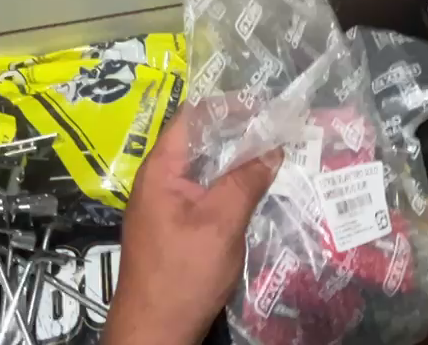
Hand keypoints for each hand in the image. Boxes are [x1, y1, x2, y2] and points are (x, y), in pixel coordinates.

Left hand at [103, 110, 279, 344]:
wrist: (153, 336)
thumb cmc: (182, 274)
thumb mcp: (221, 223)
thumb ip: (247, 181)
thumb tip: (273, 149)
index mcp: (161, 168)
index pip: (194, 116)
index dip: (228, 105)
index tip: (263, 106)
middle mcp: (158, 178)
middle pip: (200, 140)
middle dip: (237, 132)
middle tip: (275, 128)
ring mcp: (164, 203)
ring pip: (204, 167)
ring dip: (235, 159)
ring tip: (271, 152)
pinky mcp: (173, 225)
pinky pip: (203, 190)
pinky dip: (228, 183)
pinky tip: (253, 188)